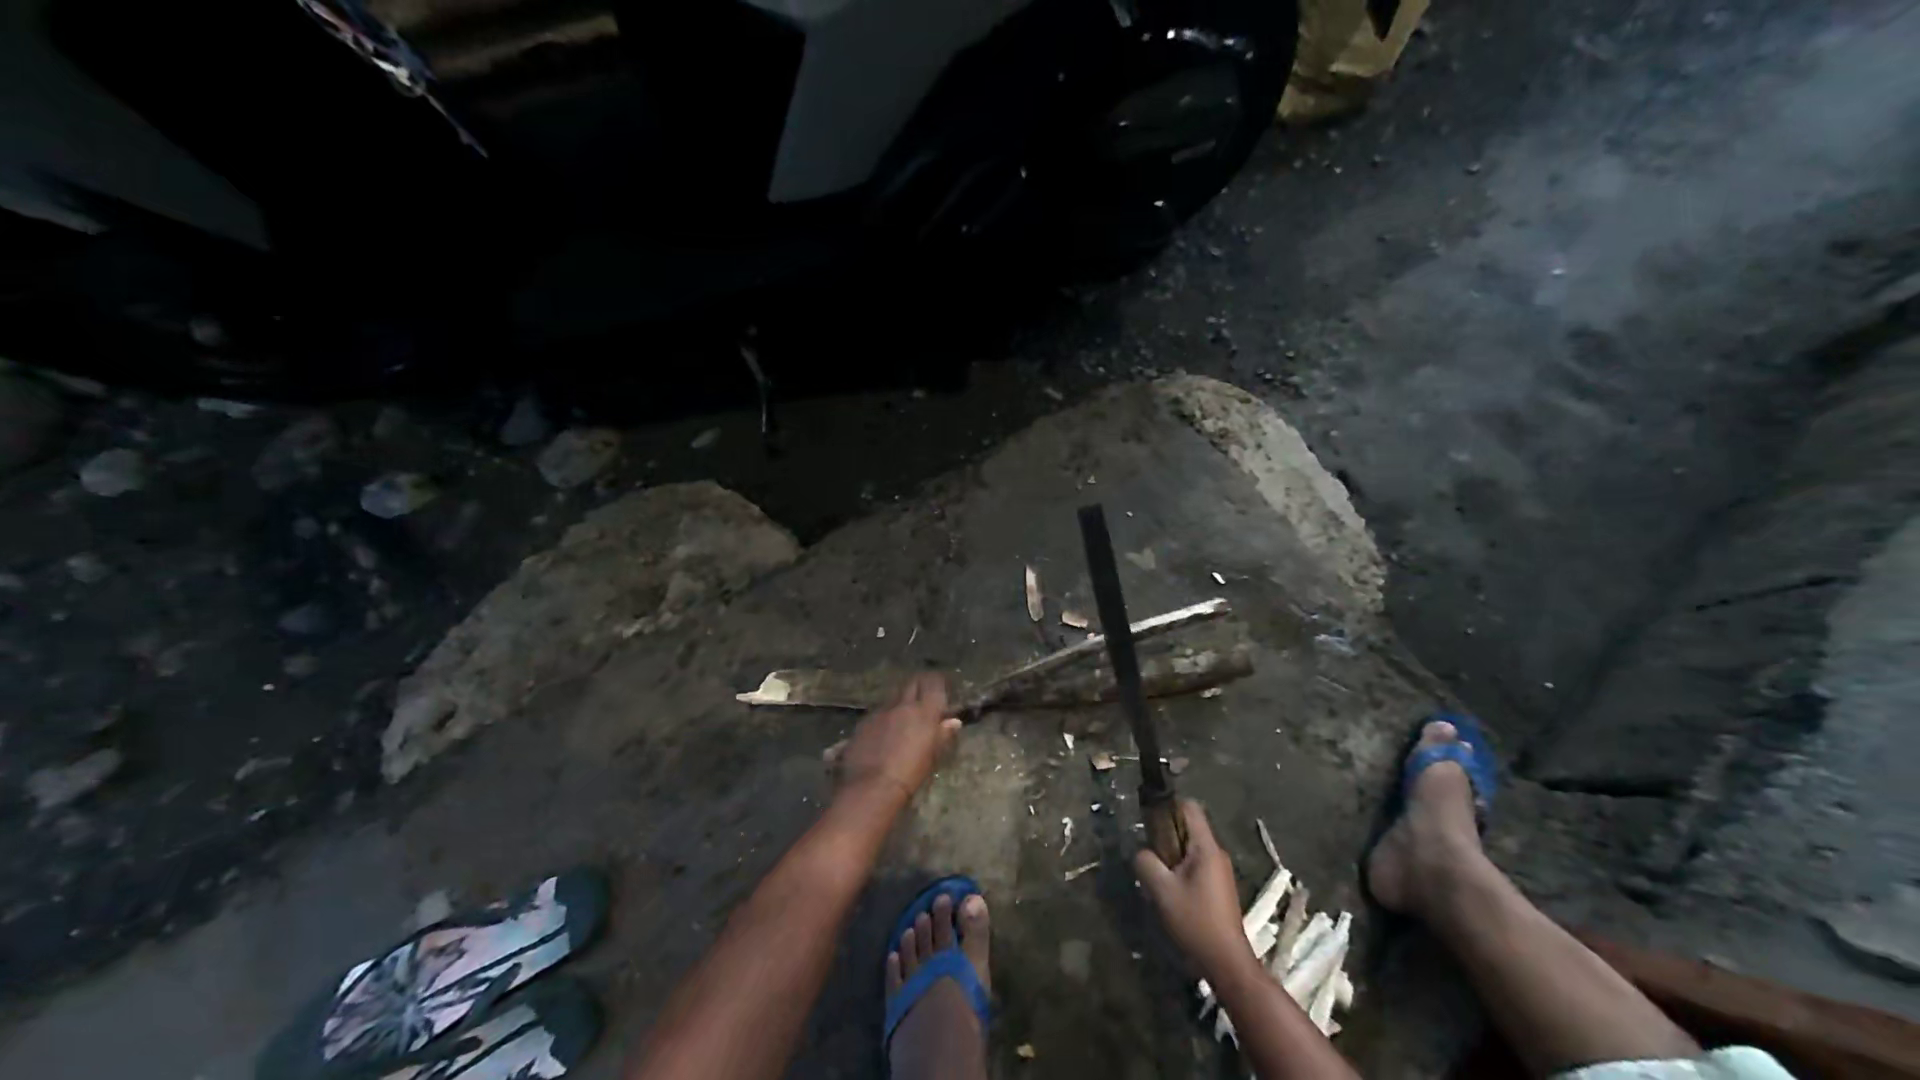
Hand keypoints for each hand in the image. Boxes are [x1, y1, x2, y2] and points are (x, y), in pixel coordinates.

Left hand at [825, 673, 960, 803]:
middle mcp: (902, 705)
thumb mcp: (932, 756)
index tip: (941, 684)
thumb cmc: (910, 774)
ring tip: (903, 712)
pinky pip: (878, 712)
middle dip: (919, 684)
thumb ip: (943, 735)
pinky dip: (885, 716)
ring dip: (901, 700)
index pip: (933, 683)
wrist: (872, 786)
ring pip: (893, 697)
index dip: (937, 681)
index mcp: (924, 712)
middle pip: (912, 683)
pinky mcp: (864, 722)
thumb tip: (954, 722)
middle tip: (924, 693)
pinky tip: (884, 729)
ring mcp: (881, 712)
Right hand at [1134, 800, 1256, 983]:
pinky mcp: (1218, 886)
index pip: (1190, 808)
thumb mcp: (1162, 890)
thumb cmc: (1195, 921)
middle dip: (1166, 833)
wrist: (1226, 961)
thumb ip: (1146, 862)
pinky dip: (1180, 868)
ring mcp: (1220, 871)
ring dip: (1171, 854)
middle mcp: (1216, 854)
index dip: (1168, 805)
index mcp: (1206, 848)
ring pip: (1190, 847)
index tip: (1148, 817)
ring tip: (1156, 874)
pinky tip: (1169, 890)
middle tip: (1148, 850)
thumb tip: (1142, 852)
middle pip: (1188, 827)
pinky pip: (1196, 864)